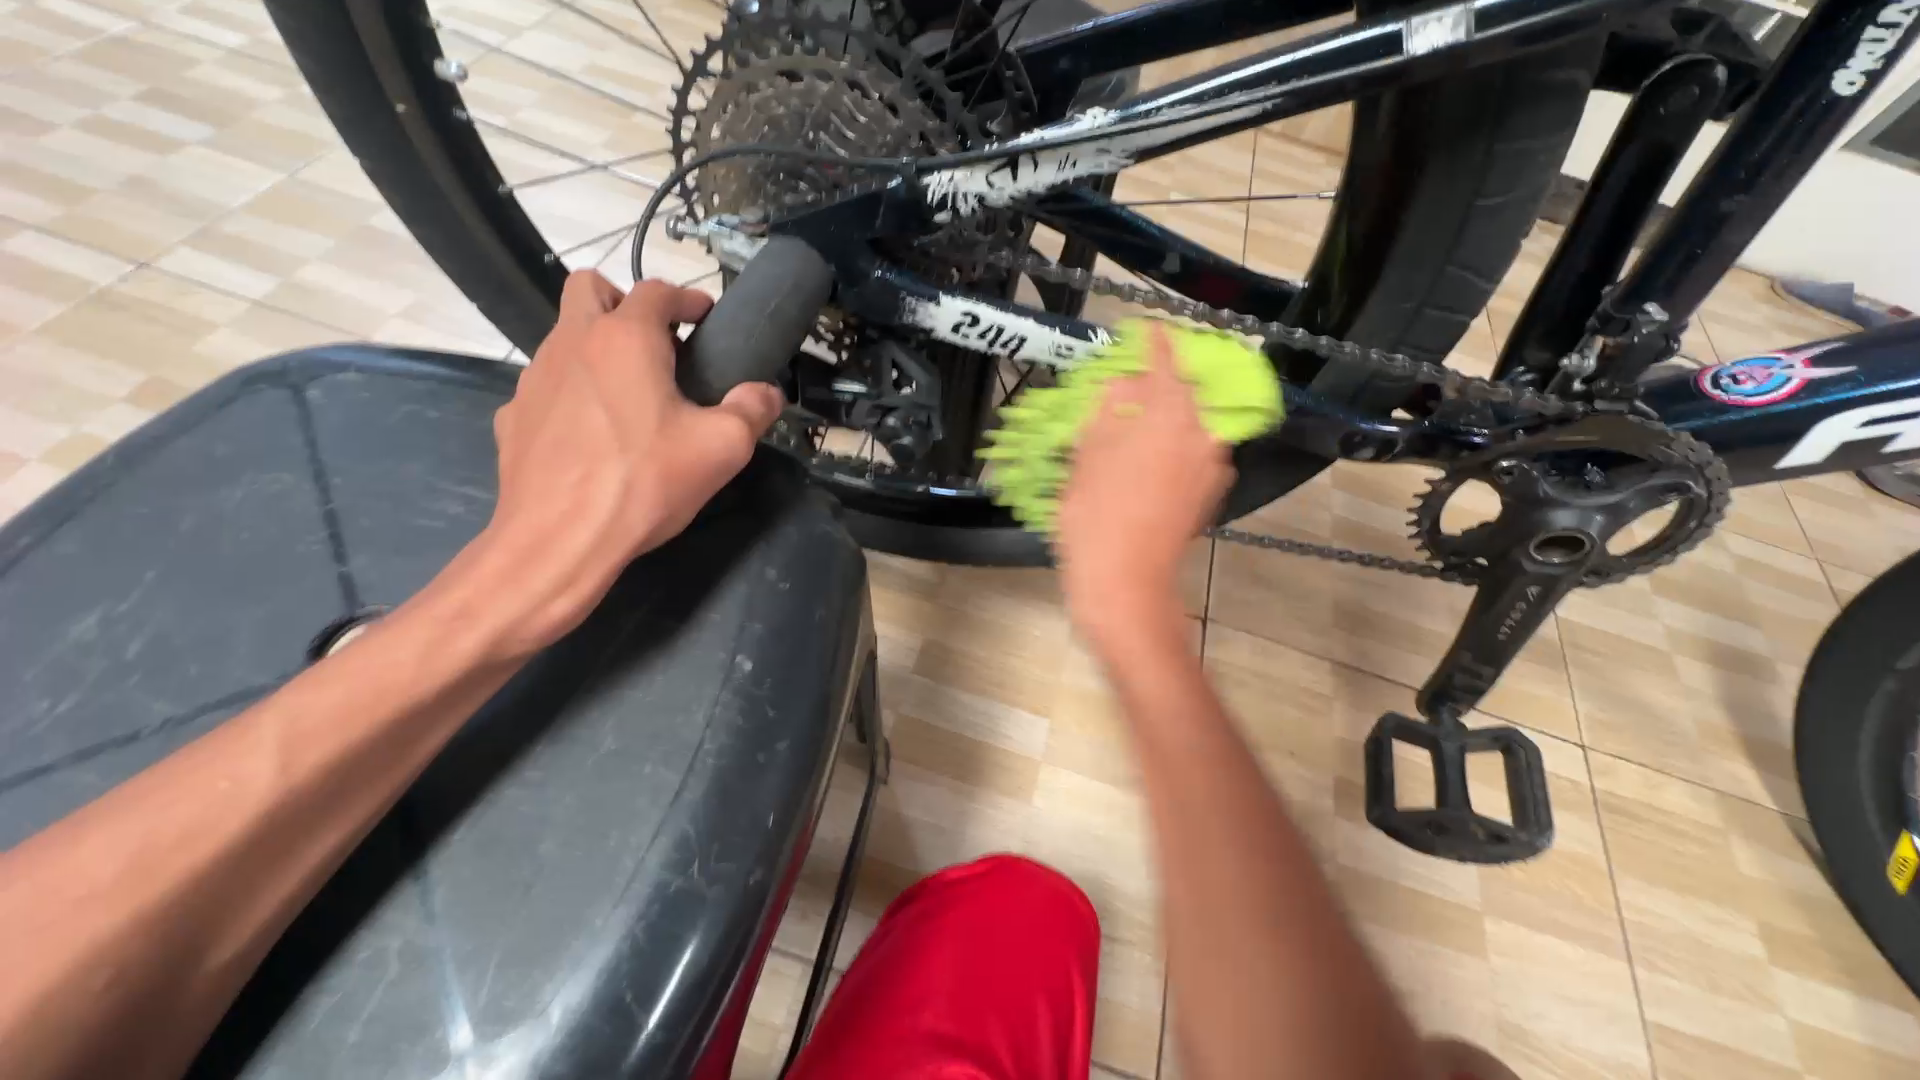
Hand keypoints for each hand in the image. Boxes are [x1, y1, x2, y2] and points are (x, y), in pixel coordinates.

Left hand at [470, 270, 784, 656]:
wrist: (558, 540)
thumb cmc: (645, 482)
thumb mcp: (722, 448)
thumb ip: (752, 411)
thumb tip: (767, 393)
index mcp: (625, 338)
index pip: (657, 291)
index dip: (687, 298)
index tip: (705, 316)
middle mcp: (572, 343)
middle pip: (589, 288)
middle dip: (624, 302)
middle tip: (656, 344)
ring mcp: (534, 379)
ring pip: (563, 338)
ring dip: (596, 349)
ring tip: (629, 397)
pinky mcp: (513, 417)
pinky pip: (546, 388)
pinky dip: (571, 394)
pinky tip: (591, 436)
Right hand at [1056, 323, 1232, 655]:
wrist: (1125, 583)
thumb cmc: (1096, 515)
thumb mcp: (1087, 453)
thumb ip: (1107, 408)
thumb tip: (1120, 386)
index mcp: (1169, 414)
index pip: (1165, 361)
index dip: (1155, 342)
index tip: (1149, 327)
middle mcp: (1201, 434)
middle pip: (1183, 395)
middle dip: (1160, 385)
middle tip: (1131, 385)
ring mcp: (1210, 469)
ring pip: (1190, 428)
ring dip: (1167, 419)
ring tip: (1136, 426)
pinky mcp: (1207, 497)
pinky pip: (1193, 457)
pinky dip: (1173, 450)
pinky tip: (1148, 463)